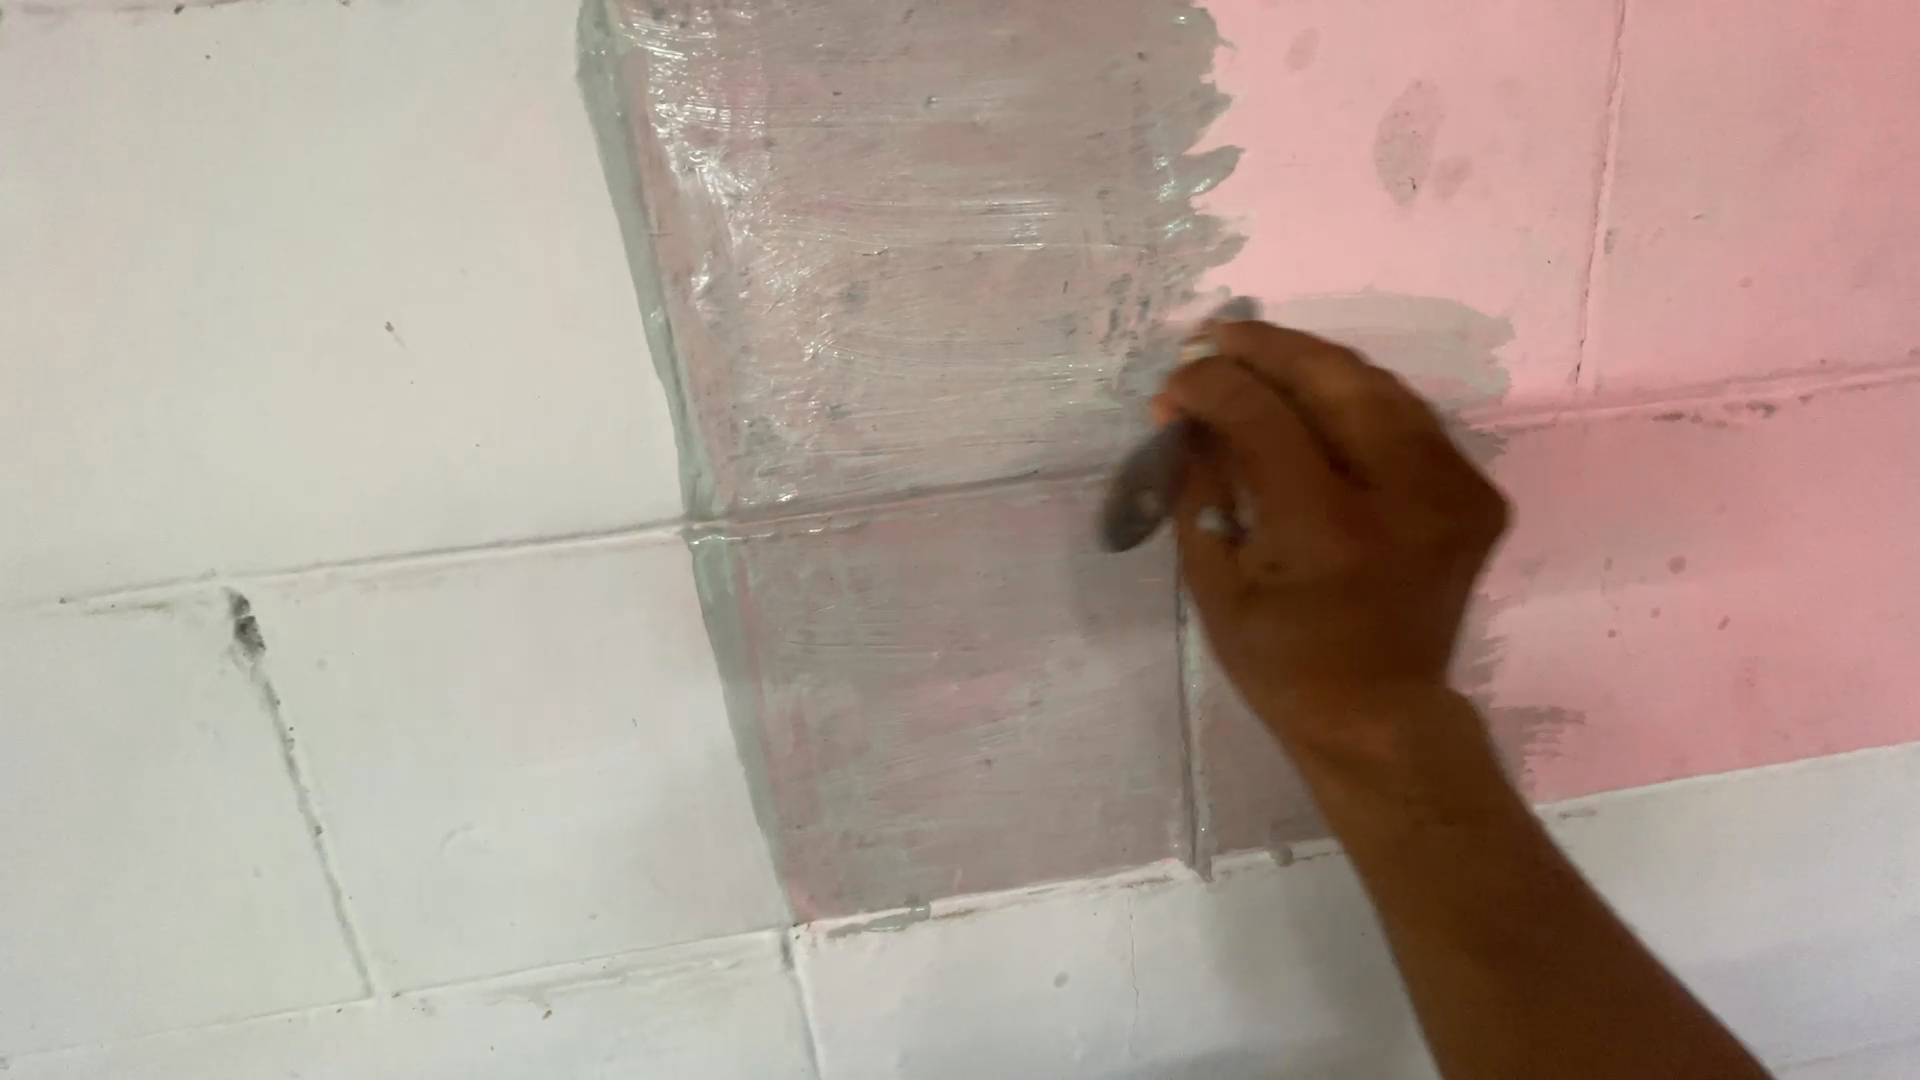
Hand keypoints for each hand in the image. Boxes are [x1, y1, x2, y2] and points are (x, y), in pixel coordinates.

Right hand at [1155, 320, 1508, 731]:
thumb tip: (1184, 410)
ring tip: (1251, 352)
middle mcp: (1405, 498)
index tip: (1174, 382)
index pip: (1264, 418)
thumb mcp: (1213, 579)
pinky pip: (1404, 414)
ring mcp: (1454, 491)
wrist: (1377, 710)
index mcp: (1327, 533)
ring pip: (1377, 384)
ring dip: (1307, 359)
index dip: (1212, 386)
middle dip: (1264, 347)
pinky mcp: (1476, 493)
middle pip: (1334, 378)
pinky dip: (1349, 392)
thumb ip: (1200, 483)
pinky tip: (1307, 392)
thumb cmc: (1276, 658)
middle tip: (1211, 338)